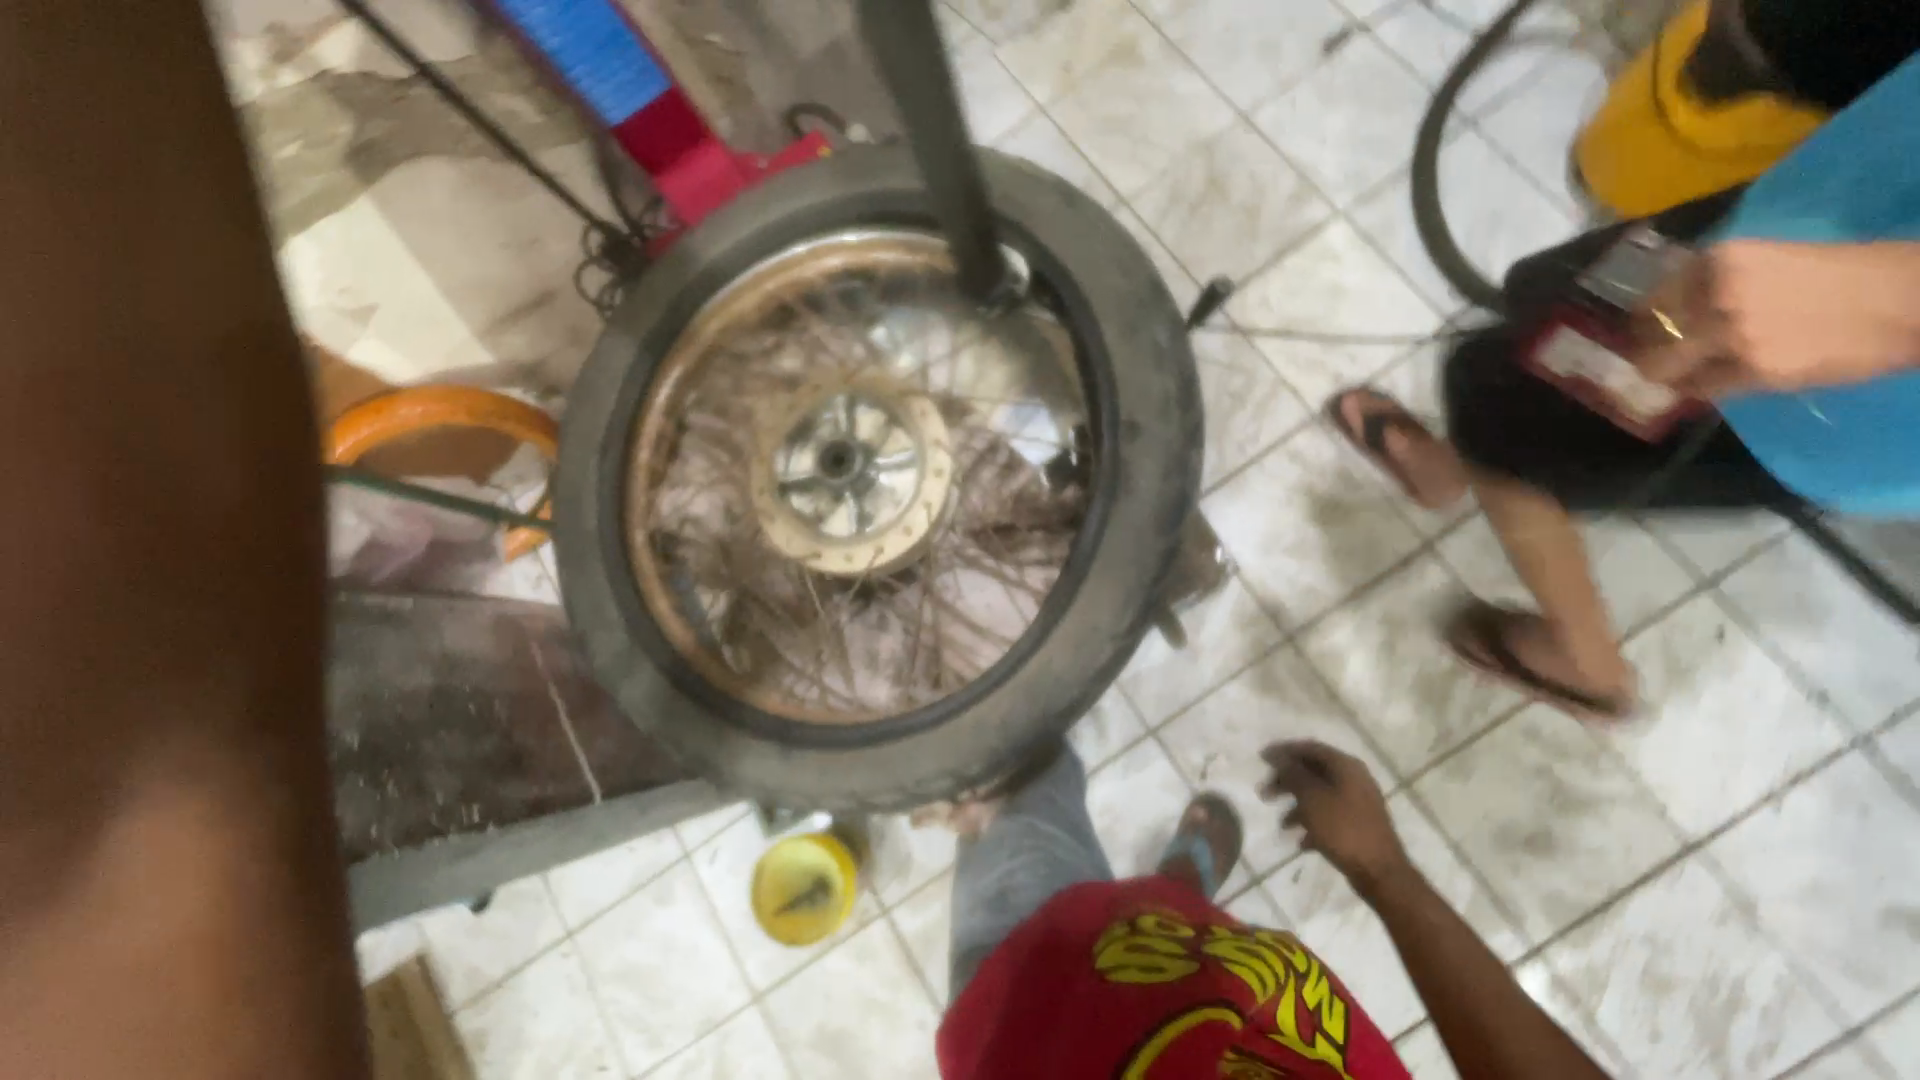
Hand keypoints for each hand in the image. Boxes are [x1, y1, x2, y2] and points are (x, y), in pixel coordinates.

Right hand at [1259, 741, 1411, 895]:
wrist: (1381, 872)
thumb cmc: (1343, 828)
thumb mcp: (1312, 797)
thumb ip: (1292, 773)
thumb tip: (1277, 755)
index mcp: (1346, 766)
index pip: (1309, 748)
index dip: (1284, 751)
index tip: (1261, 758)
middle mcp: (1355, 779)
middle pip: (1313, 771)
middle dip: (1286, 781)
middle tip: (1264, 793)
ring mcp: (1358, 803)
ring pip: (1320, 795)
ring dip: (1297, 806)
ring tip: (1282, 824)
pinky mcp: (1359, 825)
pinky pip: (1329, 817)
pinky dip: (1313, 824)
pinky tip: (1301, 842)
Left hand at [1632, 239, 1919, 398]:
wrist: (1916, 299)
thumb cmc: (1850, 274)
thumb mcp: (1769, 261)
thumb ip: (1717, 282)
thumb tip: (1672, 309)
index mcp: (1720, 260)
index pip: (1654, 298)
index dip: (1645, 320)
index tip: (1645, 331)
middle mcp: (1716, 294)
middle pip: (1650, 335)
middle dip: (1647, 350)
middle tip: (1654, 359)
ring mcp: (1732, 334)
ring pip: (1664, 367)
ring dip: (1668, 375)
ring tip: (1677, 377)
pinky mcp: (1753, 368)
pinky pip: (1702, 388)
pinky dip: (1702, 389)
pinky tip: (1714, 384)